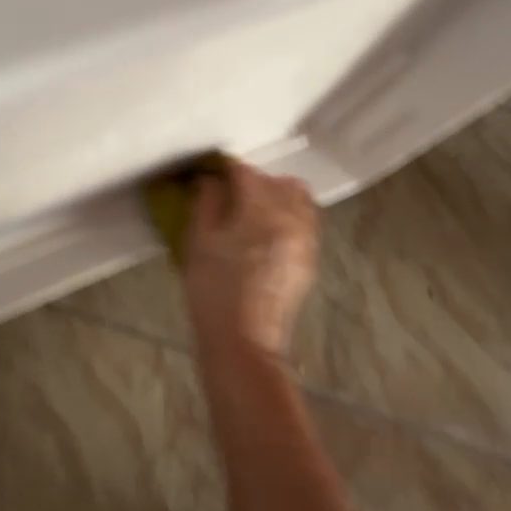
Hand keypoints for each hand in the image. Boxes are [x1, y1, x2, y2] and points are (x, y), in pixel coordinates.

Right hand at [183, 162, 319, 356]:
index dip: (226, 170)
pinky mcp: (311, 258)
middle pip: (277, 181)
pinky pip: (306, 221)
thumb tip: (212, 181)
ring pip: (299, 198)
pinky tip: (268, 233)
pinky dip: (290, 215)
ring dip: (277, 195)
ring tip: (254, 212)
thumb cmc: (213, 291)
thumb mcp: (199, 243)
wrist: (244, 341)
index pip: (246, 173)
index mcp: (261, 210)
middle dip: (254, 182)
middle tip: (231, 196)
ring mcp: (306, 238)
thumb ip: (207, 203)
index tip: (211, 175)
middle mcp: (291, 218)